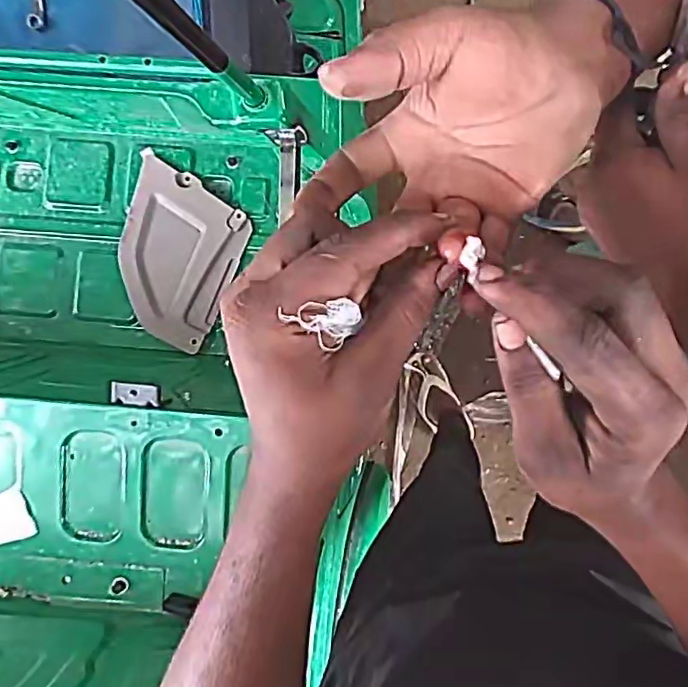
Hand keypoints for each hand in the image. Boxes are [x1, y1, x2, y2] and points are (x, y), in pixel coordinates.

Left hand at [220, 174, 452, 489]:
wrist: (293, 463)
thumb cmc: (322, 434)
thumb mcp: (375, 370)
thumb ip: (407, 307)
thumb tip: (437, 263)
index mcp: (269, 312)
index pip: (344, 251)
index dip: (399, 232)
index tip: (436, 223)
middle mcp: (249, 293)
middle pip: (319, 229)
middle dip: (376, 236)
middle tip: (422, 243)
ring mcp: (252, 292)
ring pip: (311, 235)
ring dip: (358, 246)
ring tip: (394, 273)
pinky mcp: (264, 297)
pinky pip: (306, 257)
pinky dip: (343, 262)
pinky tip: (369, 282)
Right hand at [312, 0, 629, 237]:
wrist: (574, 62)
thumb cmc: (507, 41)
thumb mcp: (439, 41)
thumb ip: (388, 60)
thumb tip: (331, 77)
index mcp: (404, 136)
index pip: (351, 172)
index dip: (328, 195)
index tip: (308, 221)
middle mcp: (429, 172)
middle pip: (391, 222)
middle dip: (386, 247)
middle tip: (386, 266)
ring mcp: (466, 194)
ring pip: (437, 241)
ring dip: (438, 257)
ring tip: (447, 261)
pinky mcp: (504, 209)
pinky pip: (486, 247)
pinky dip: (482, 267)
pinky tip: (480, 281)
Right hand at [469, 245, 687, 526]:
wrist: (623, 486)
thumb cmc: (585, 480)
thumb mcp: (541, 456)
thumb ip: (527, 389)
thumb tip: (507, 325)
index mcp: (645, 417)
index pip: (589, 342)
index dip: (535, 306)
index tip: (490, 283)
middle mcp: (672, 375)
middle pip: (622, 294)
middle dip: (554, 278)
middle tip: (499, 280)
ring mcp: (672, 349)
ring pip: (620, 281)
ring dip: (560, 274)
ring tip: (512, 287)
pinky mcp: (657, 332)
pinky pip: (615, 287)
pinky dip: (569, 280)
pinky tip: (536, 292)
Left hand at [574, 58, 687, 311]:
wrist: (679, 279)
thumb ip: (683, 115)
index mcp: (613, 156)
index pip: (615, 104)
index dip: (639, 90)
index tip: (663, 89)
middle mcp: (588, 175)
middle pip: (603, 131)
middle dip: (631, 120)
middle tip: (664, 125)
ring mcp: (584, 199)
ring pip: (600, 157)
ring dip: (623, 149)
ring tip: (655, 158)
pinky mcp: (589, 218)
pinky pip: (598, 181)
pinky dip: (616, 173)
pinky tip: (641, 186)